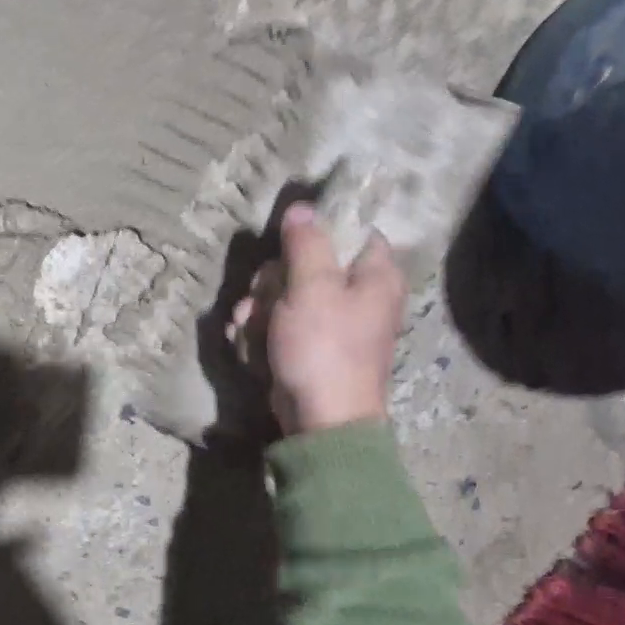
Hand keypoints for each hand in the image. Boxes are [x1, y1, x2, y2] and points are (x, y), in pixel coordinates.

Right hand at [237, 204, 405, 433]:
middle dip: (272, 282)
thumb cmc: (323, 347)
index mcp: (376, 274)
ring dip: (258, 309)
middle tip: (262, 298)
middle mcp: (360, 295)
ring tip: (249, 327)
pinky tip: (248, 343)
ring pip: (284, 296)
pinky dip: (261, 332)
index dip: (313, 235)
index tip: (285, 250)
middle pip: (305, 264)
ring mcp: (333, 324)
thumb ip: (306, 244)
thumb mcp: (311, 288)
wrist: (322, 418)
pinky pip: (279, 325)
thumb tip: (301, 206)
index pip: (350, 231)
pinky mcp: (310, 347)